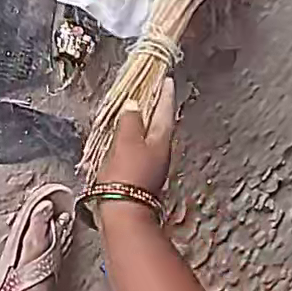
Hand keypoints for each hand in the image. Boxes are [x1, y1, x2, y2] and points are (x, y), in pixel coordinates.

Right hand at [98, 76, 176, 193]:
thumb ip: (130, 121)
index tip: (167, 80)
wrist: (124, 210)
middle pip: (161, 123)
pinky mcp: (142, 173)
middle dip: (157, 107)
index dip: (165, 95)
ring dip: (147, 122)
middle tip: (153, 92)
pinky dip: (137, 136)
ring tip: (139, 110)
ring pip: (152, 135)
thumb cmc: (126, 174)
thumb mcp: (126, 142)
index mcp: (161, 140)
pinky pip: (142, 146)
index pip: (165, 111)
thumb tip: (134, 104)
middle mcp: (162, 151)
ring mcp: (154, 164)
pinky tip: (129, 136)